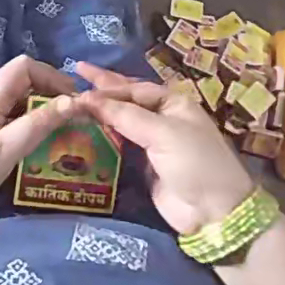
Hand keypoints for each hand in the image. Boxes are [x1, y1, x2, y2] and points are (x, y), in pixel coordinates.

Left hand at [0, 56, 82, 217]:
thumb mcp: (7, 148)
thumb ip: (39, 123)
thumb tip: (72, 101)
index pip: (25, 66)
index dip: (52, 77)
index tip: (72, 100)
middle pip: (25, 81)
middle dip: (52, 94)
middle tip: (74, 117)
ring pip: (21, 100)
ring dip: (44, 111)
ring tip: (65, 130)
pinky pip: (14, 117)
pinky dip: (33, 124)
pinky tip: (44, 143)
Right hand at [74, 62, 257, 234]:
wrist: (212, 211)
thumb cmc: (194, 162)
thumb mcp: (162, 132)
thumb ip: (124, 115)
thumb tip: (86, 99)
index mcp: (173, 103)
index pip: (134, 88)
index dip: (107, 87)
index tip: (79, 87)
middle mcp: (162, 118)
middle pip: (127, 99)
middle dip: (103, 87)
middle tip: (76, 72)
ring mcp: (152, 142)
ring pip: (120, 121)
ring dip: (99, 112)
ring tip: (73, 101)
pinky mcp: (143, 165)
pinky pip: (119, 144)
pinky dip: (102, 136)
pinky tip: (84, 130)